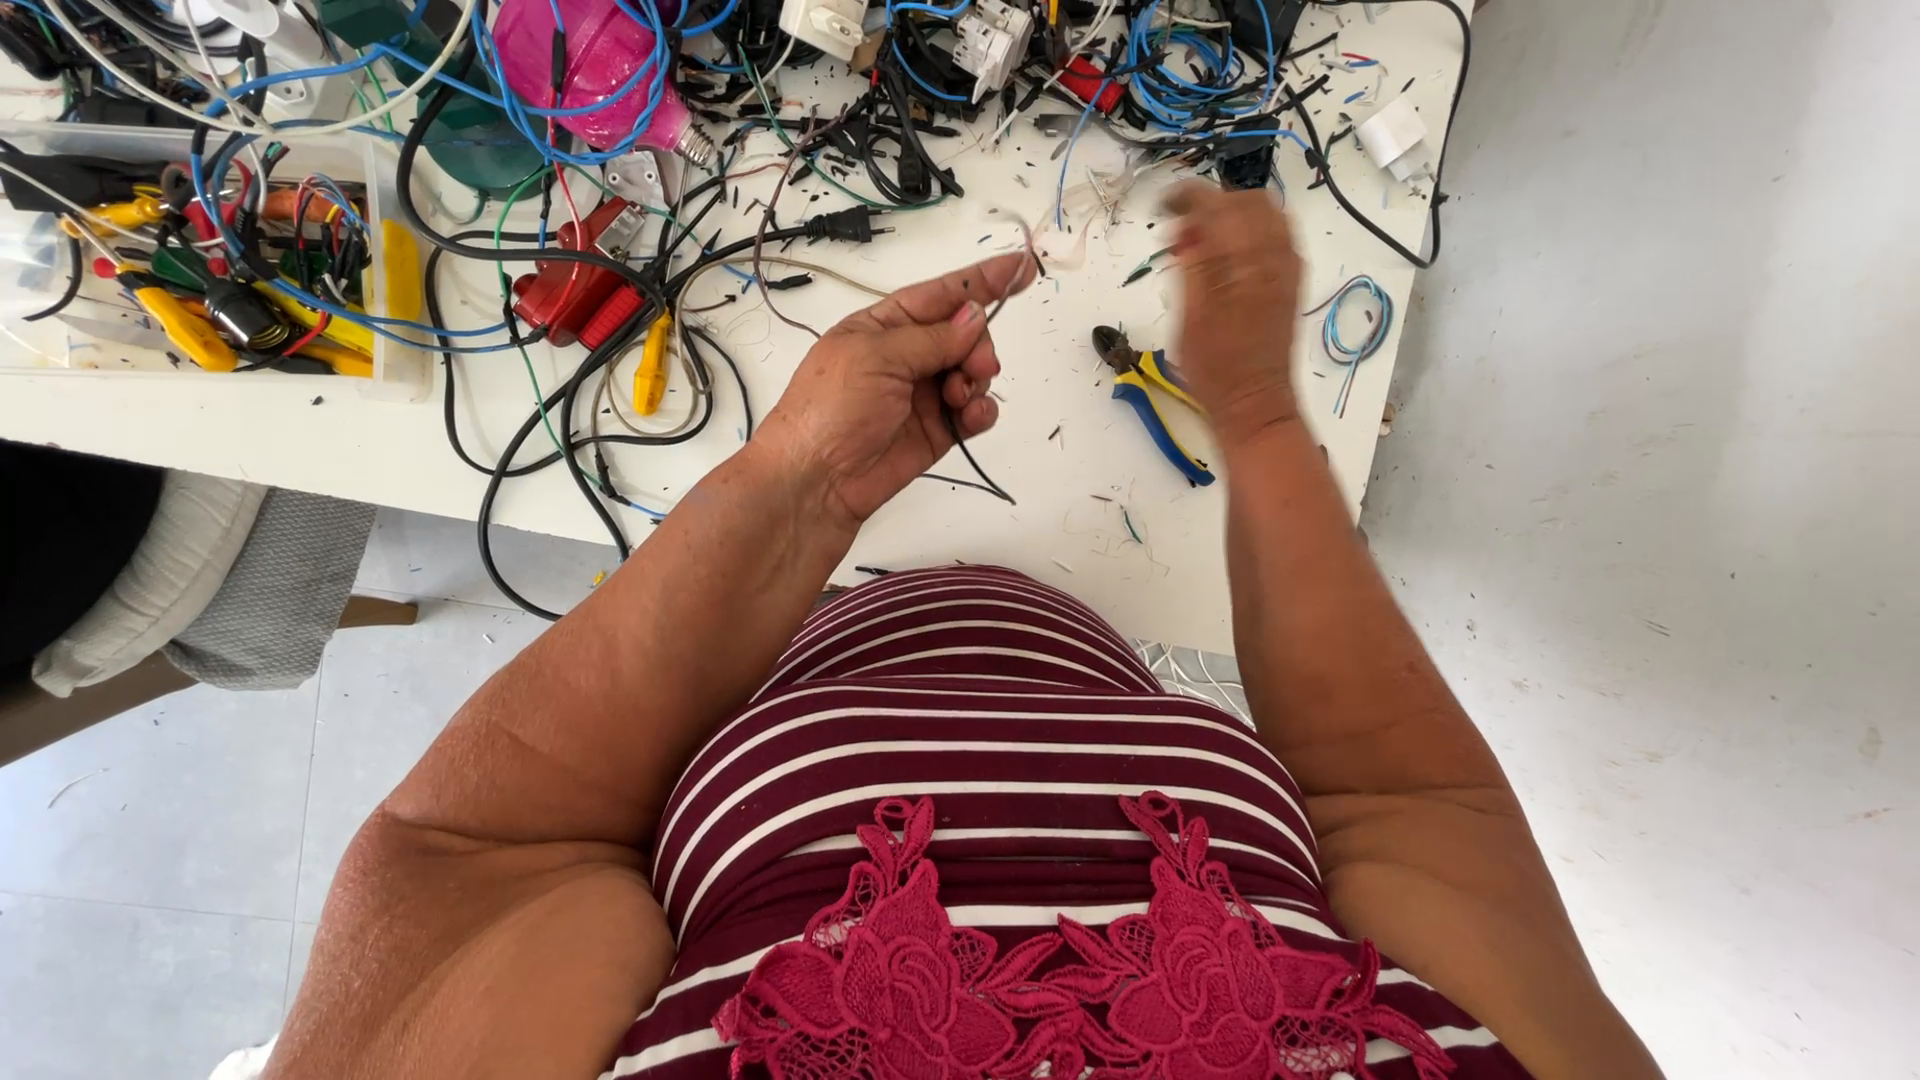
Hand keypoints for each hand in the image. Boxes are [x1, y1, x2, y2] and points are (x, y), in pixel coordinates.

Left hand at [755, 252, 1036, 525]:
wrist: (816, 481)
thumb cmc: (830, 408)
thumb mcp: (875, 357)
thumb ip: (932, 337)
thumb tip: (975, 317)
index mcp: (884, 325)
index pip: (941, 294)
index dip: (982, 280)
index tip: (1023, 267)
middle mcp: (906, 356)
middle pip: (965, 335)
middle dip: (978, 345)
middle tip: (977, 367)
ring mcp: (922, 395)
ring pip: (973, 373)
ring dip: (976, 380)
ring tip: (959, 398)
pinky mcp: (936, 431)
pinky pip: (972, 412)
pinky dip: (980, 411)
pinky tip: (972, 417)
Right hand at [1163, 181, 1305, 443]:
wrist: (1255, 405)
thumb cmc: (1215, 371)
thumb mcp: (1190, 319)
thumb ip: (1191, 268)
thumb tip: (1186, 231)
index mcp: (1245, 264)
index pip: (1218, 206)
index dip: (1186, 198)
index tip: (1162, 207)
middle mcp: (1275, 257)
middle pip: (1248, 202)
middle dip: (1212, 204)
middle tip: (1181, 228)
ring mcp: (1289, 268)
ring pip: (1267, 214)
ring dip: (1233, 216)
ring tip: (1203, 240)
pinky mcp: (1292, 282)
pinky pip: (1278, 236)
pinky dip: (1251, 232)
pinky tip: (1228, 255)